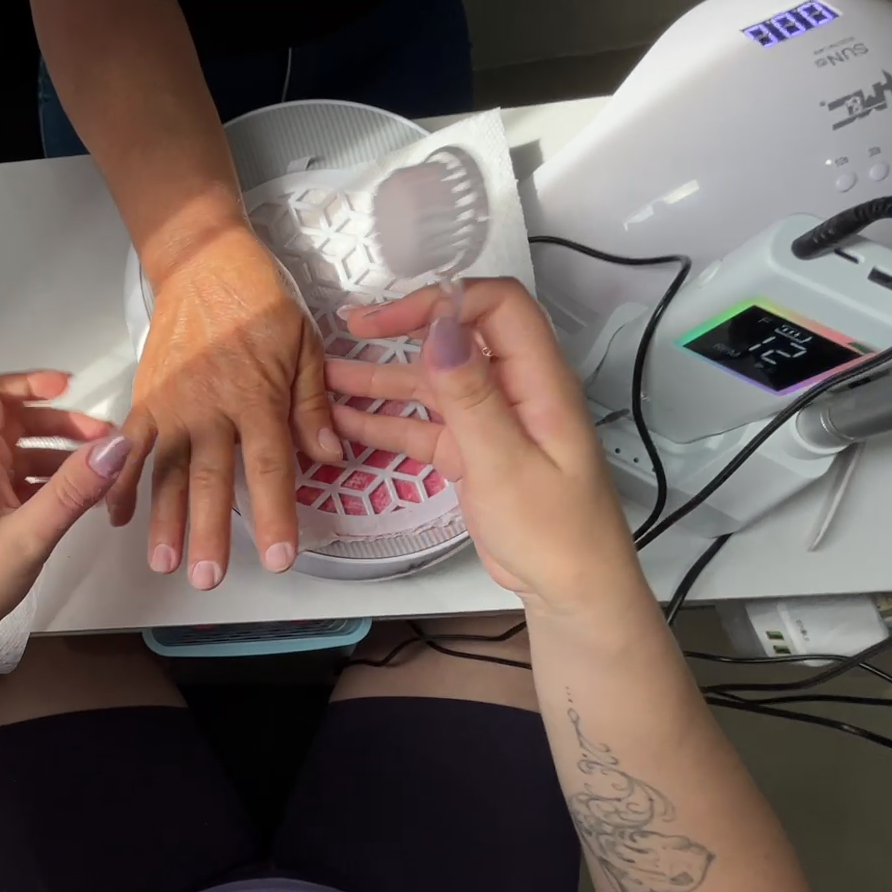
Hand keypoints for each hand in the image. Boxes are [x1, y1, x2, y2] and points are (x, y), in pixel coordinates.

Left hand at [0, 371, 126, 661]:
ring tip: (100, 476)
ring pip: (19, 459)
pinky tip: (75, 504)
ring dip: (58, 458)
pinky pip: (18, 487)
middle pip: (13, 426)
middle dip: (59, 425)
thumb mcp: (30, 534)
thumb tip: (118, 442)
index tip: (70, 387)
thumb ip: (74, 489)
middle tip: (105, 440)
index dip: (27, 381)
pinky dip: (47, 486)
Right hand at [109, 227, 342, 589]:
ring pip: (168, 471)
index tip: (277, 557)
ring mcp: (173, 406)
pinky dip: (120, 480)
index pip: (269, 467)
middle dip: (209, 532)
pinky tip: (115, 516)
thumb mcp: (304, 346)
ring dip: (163, 519)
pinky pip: (131, 446)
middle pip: (212, 479)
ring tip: (162, 562)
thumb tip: (329, 457)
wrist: (203, 266)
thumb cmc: (259, 302)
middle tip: (206, 578)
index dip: (274, 515)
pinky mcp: (145, 399)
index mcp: (258, 397)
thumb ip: (311, 405)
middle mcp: (212, 408)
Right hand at [329, 279, 640, 611]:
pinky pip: (420, 426)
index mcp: (536, 380)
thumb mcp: (504, 462)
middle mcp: (511, 390)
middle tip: (344, 330)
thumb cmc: (550, 529)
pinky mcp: (468, 452)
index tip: (383, 321)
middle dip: (397, 332)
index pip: (493, 308)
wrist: (567, 588)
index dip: (438, 303)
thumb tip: (441, 329)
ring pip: (428, 386)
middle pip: (451, 342)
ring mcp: (487, 422)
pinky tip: (343, 422)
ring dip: (378, 380)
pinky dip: (383, 422)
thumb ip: (470, 395)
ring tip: (323, 378)